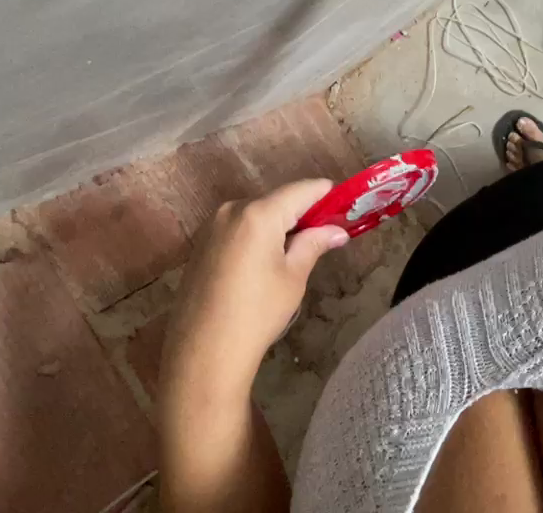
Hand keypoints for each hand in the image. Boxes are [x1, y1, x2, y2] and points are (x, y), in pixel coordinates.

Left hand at [161, 179, 349, 399]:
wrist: (204, 352)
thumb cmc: (257, 313)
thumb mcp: (293, 277)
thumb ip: (314, 244)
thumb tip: (337, 231)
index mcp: (259, 214)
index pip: (300, 190)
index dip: (323, 192)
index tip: (342, 200)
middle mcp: (232, 209)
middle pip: (276, 200)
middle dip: (300, 212)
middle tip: (323, 231)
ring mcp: (212, 225)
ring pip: (255, 213)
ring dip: (276, 223)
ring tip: (294, 249)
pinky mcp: (201, 243)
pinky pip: (237, 227)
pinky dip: (255, 234)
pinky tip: (263, 261)